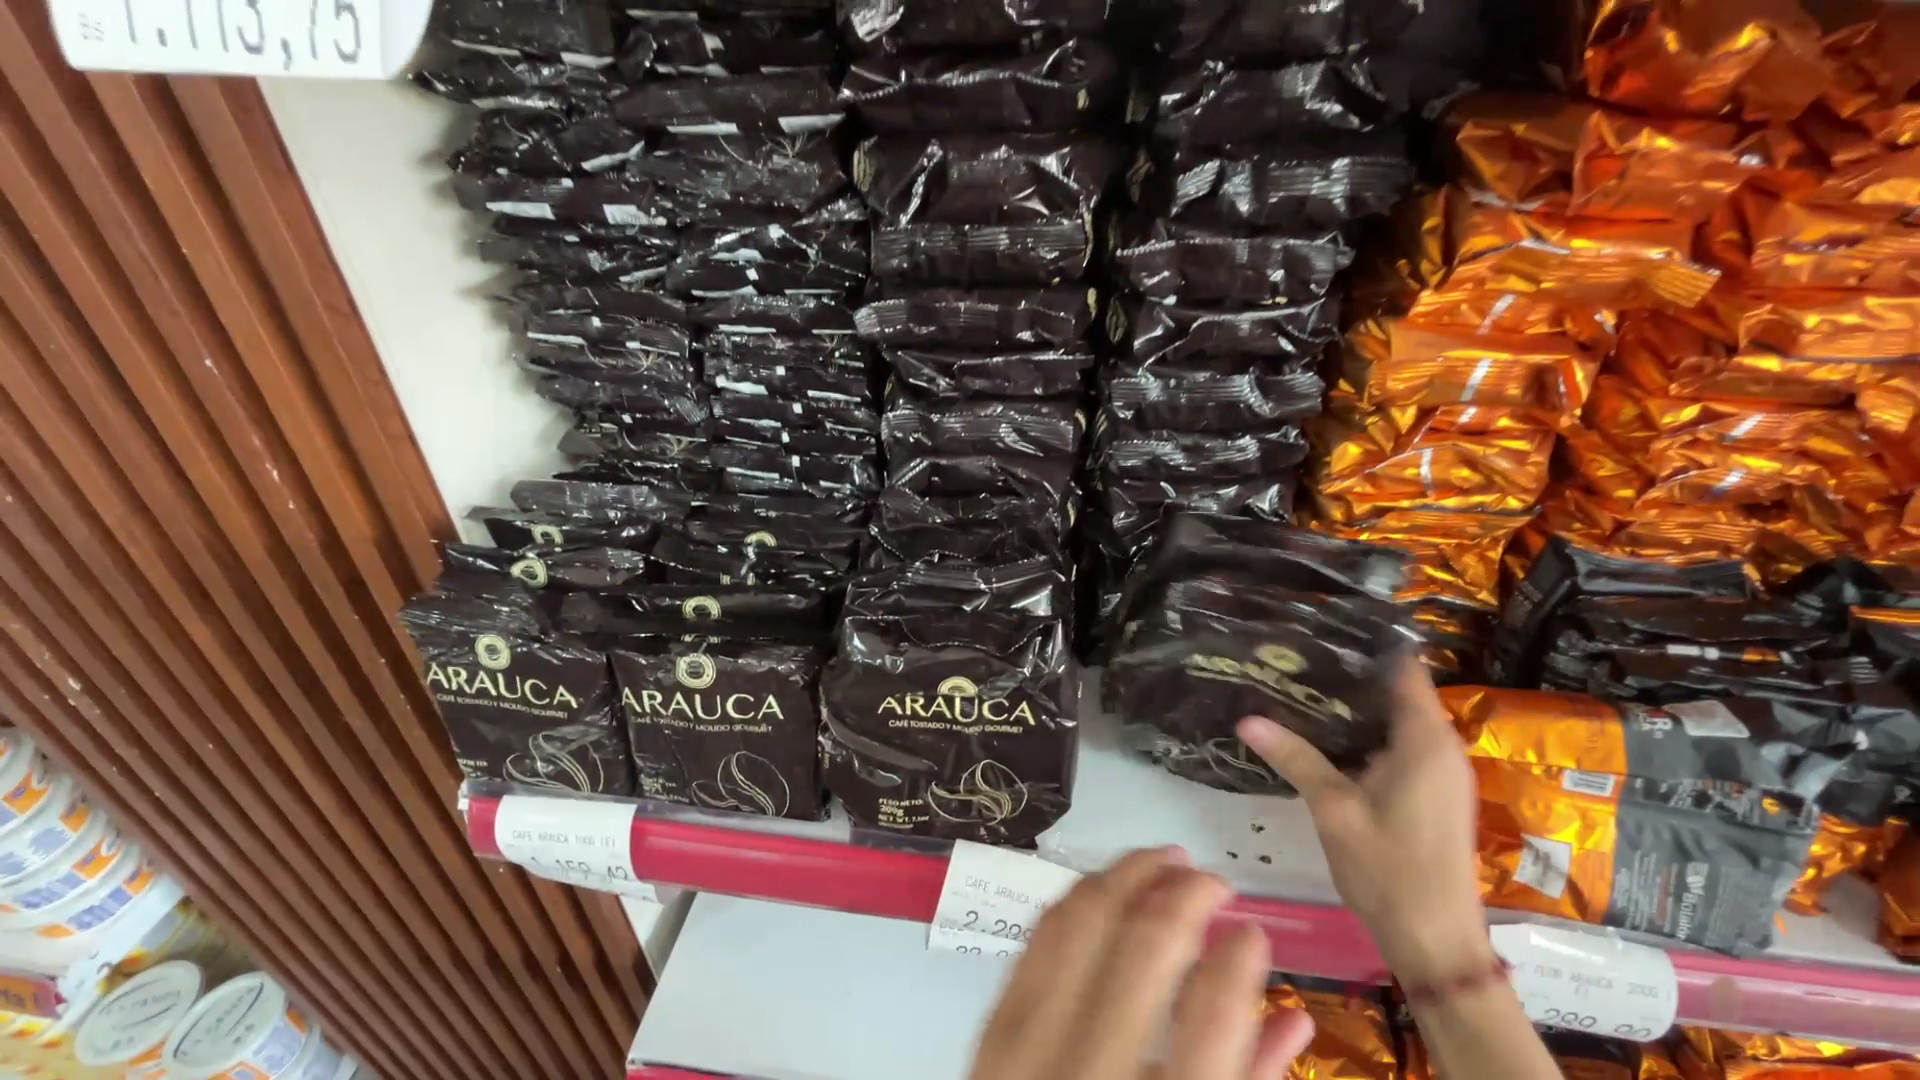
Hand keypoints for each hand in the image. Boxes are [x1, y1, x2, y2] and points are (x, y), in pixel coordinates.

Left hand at [968, 847, 1313, 1079]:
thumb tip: (1293, 1021)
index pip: (1211, 1019)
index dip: (1240, 961)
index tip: (1254, 932)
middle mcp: (1087, 1076)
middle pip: (1142, 947)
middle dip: (1187, 897)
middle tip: (1214, 882)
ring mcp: (1025, 1053)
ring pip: (1078, 925)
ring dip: (1124, 878)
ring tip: (1164, 861)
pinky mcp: (989, 1039)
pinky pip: (1035, 944)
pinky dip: (1075, 904)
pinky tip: (1105, 889)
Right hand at [1236, 659, 1493, 983]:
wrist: (1435, 940)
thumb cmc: (1388, 869)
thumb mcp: (1333, 809)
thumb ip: (1294, 758)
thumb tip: (1246, 718)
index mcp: (1425, 741)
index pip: (1404, 669)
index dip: (1368, 644)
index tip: (1323, 626)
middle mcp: (1441, 747)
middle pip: (1398, 692)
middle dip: (1350, 674)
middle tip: (1295, 656)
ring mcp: (1441, 772)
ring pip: (1397, 720)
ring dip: (1356, 707)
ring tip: (1300, 687)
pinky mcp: (1434, 793)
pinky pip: (1401, 745)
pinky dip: (1367, 734)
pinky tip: (1324, 737)